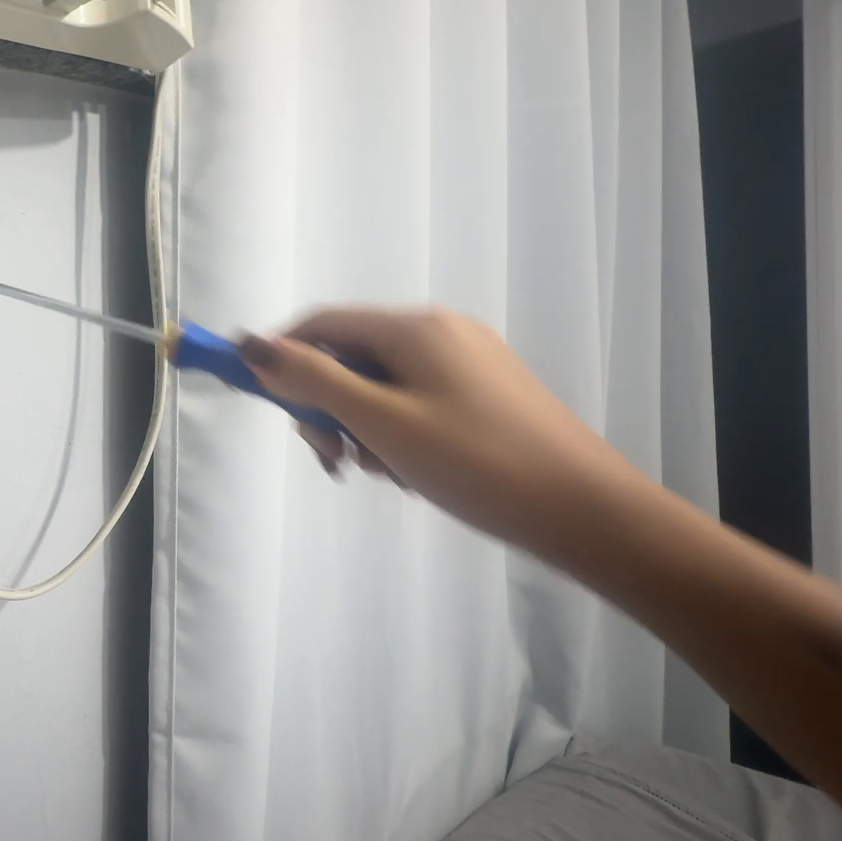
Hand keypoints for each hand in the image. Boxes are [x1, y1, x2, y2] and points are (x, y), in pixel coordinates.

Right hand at [238, 307, 650, 557]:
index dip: (277, 354)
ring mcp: (466, 364)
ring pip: (378, 384)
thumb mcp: (380, 420)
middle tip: (328, 456)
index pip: (320, 324)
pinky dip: (392, 431)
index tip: (256, 399)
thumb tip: (249, 342)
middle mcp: (439, 333)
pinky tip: (407, 470)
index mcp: (413, 328)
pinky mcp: (484, 395)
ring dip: (357, 424)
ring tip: (374, 470)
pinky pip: (411, 401)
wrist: (592, 516)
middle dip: (322, 403)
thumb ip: (311, 379)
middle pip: (348, 355)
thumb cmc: (475, 462)